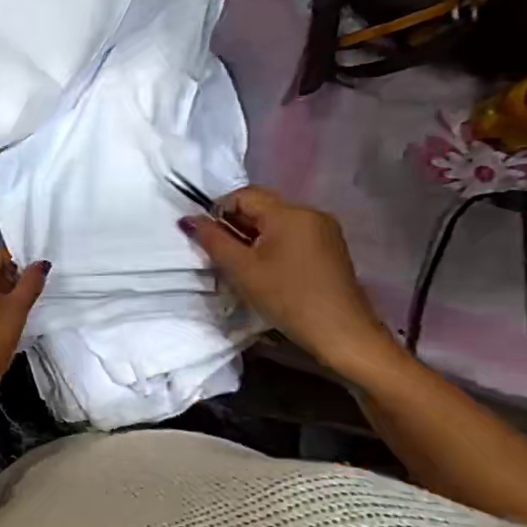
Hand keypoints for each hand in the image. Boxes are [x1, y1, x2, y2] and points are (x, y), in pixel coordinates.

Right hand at [181, 186, 397, 373]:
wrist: (339, 331)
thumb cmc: (285, 296)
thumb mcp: (240, 268)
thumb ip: (212, 239)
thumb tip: (188, 219)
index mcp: (289, 213)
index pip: (243, 195)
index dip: (218, 211)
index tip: (207, 238)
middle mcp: (310, 213)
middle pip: (261, 206)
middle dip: (235, 224)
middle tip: (221, 254)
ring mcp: (324, 230)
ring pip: (275, 222)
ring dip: (252, 236)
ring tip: (242, 265)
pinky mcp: (329, 248)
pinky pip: (291, 235)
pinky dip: (271, 245)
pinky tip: (266, 270)